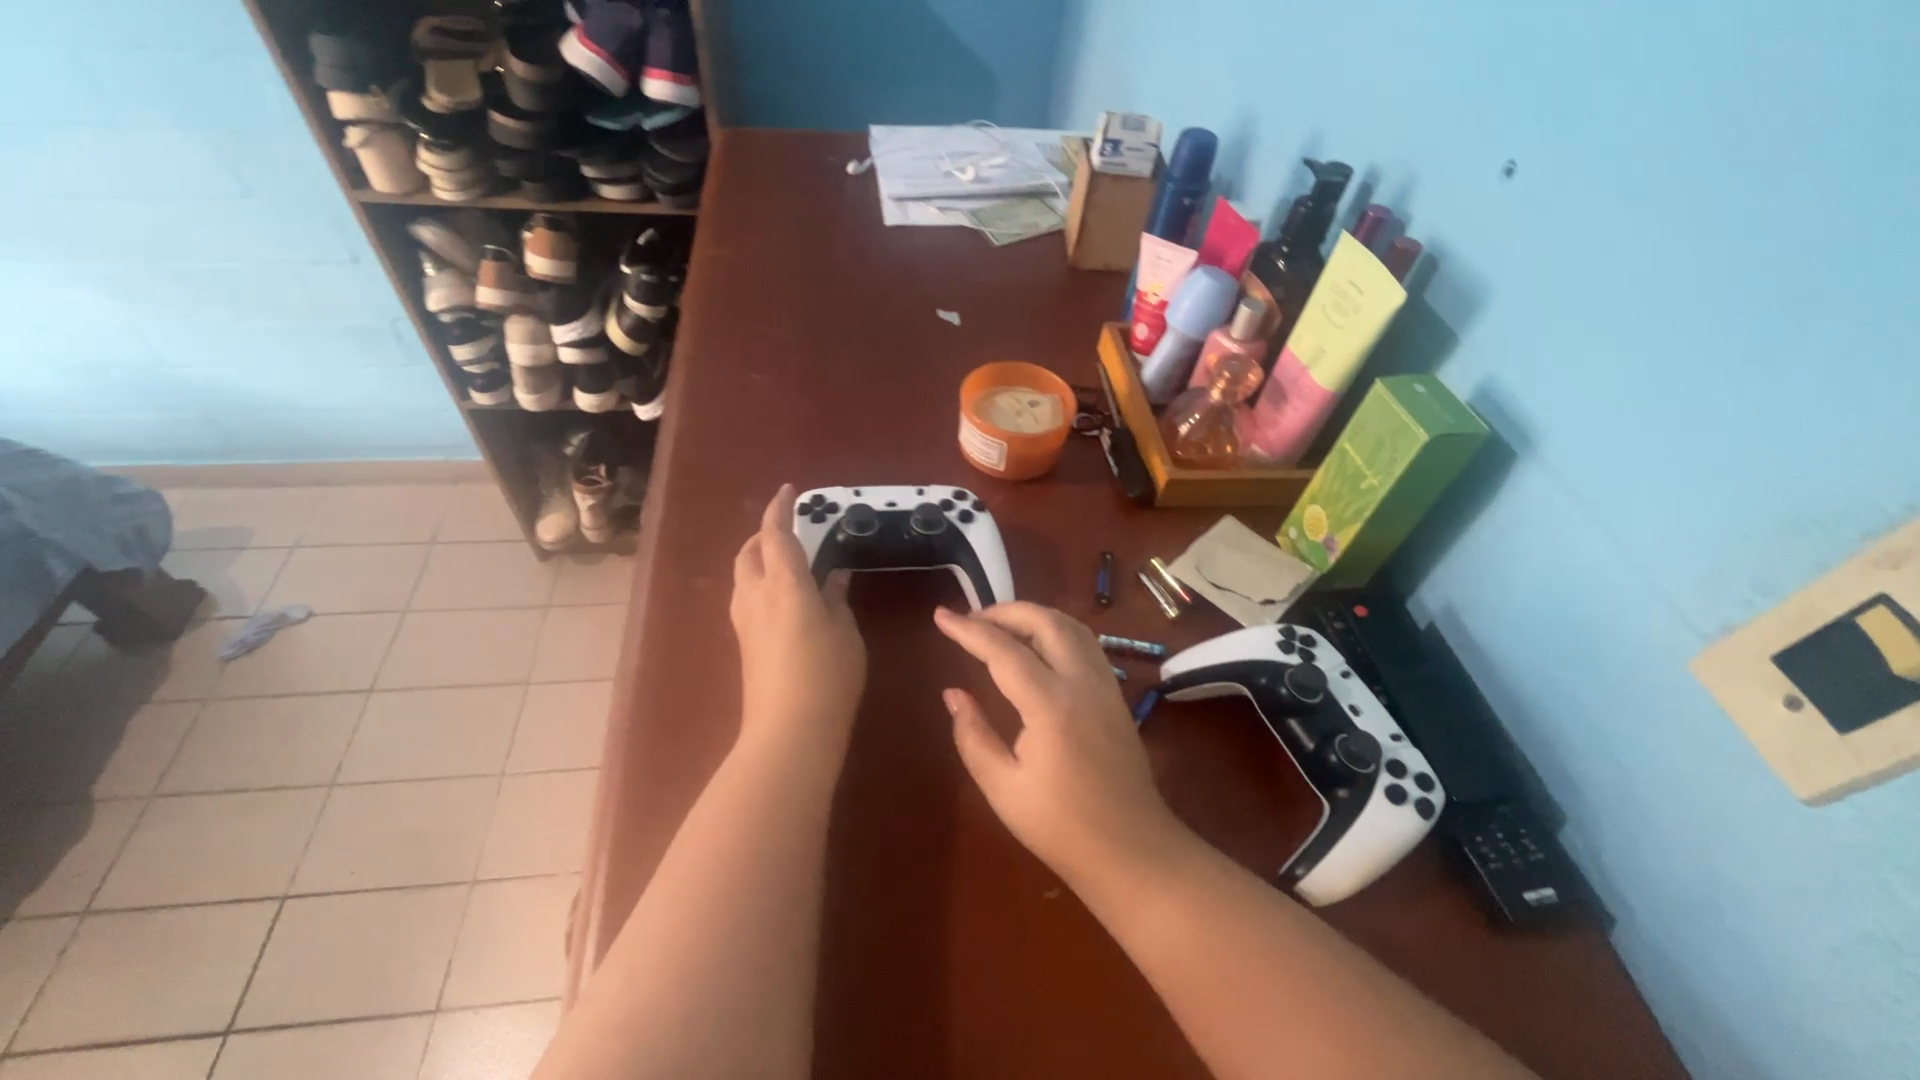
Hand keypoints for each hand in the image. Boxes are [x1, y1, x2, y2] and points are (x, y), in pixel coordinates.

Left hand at [730, 484, 865, 753]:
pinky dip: (760, 582)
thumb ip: (835, 597)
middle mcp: (756, 595)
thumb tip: (833, 575)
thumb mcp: (845, 632)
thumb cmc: (828, 675)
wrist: (790, 730)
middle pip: (750, 551)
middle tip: (790, 530)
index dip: (781, 508)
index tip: (789, 491)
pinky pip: (747, 596)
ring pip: (743, 574)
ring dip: (759, 558)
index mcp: (784, 584)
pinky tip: (784, 596)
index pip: (777, 534)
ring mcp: (744, 620)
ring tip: (786, 561)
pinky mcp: (743, 642)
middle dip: (765, 534)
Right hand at [934, 602, 1187, 883]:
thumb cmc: (1061, 827)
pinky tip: (1037, 647)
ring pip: (1072, 627)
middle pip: (1046, 622)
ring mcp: (1106, 687)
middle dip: (1005, 611)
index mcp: (1051, 707)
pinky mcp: (1116, 697)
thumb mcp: (1003, 788)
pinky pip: (1086, 645)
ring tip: (1000, 626)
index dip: (969, 630)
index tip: (941, 615)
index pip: (1004, 651)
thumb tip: (954, 694)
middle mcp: (1083, 684)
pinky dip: (1056, 631)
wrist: (1132, 850)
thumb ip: (973, 735)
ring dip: (1034, 617)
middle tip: (971, 619)